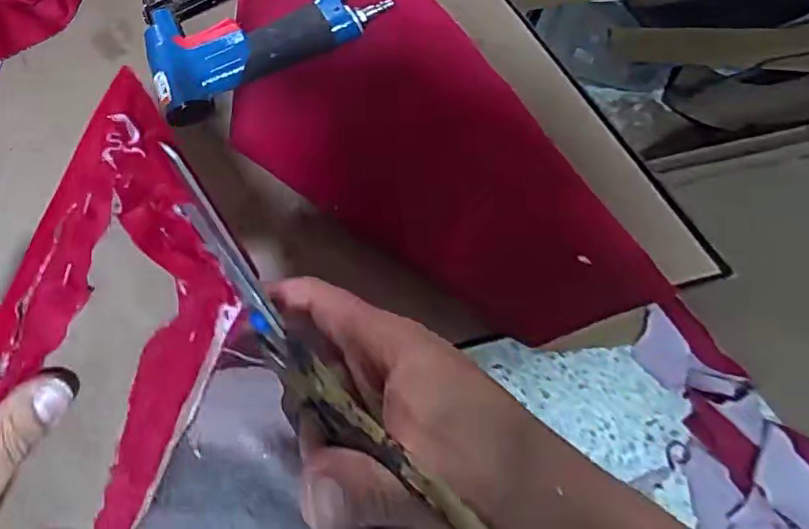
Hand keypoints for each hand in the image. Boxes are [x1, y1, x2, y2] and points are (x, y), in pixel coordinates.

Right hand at [271, 278, 678, 528]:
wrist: (571, 517)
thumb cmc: (495, 473)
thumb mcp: (426, 476)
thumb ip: (360, 481)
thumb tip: (307, 493)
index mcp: (389, 342)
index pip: (319, 300)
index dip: (277, 302)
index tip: (237, 320)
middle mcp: (388, 357)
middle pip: (317, 353)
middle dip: (302, 393)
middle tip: (312, 442)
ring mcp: (398, 392)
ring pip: (334, 396)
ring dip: (326, 434)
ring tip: (343, 476)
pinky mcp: (408, 426)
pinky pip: (357, 427)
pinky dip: (347, 452)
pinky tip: (359, 483)